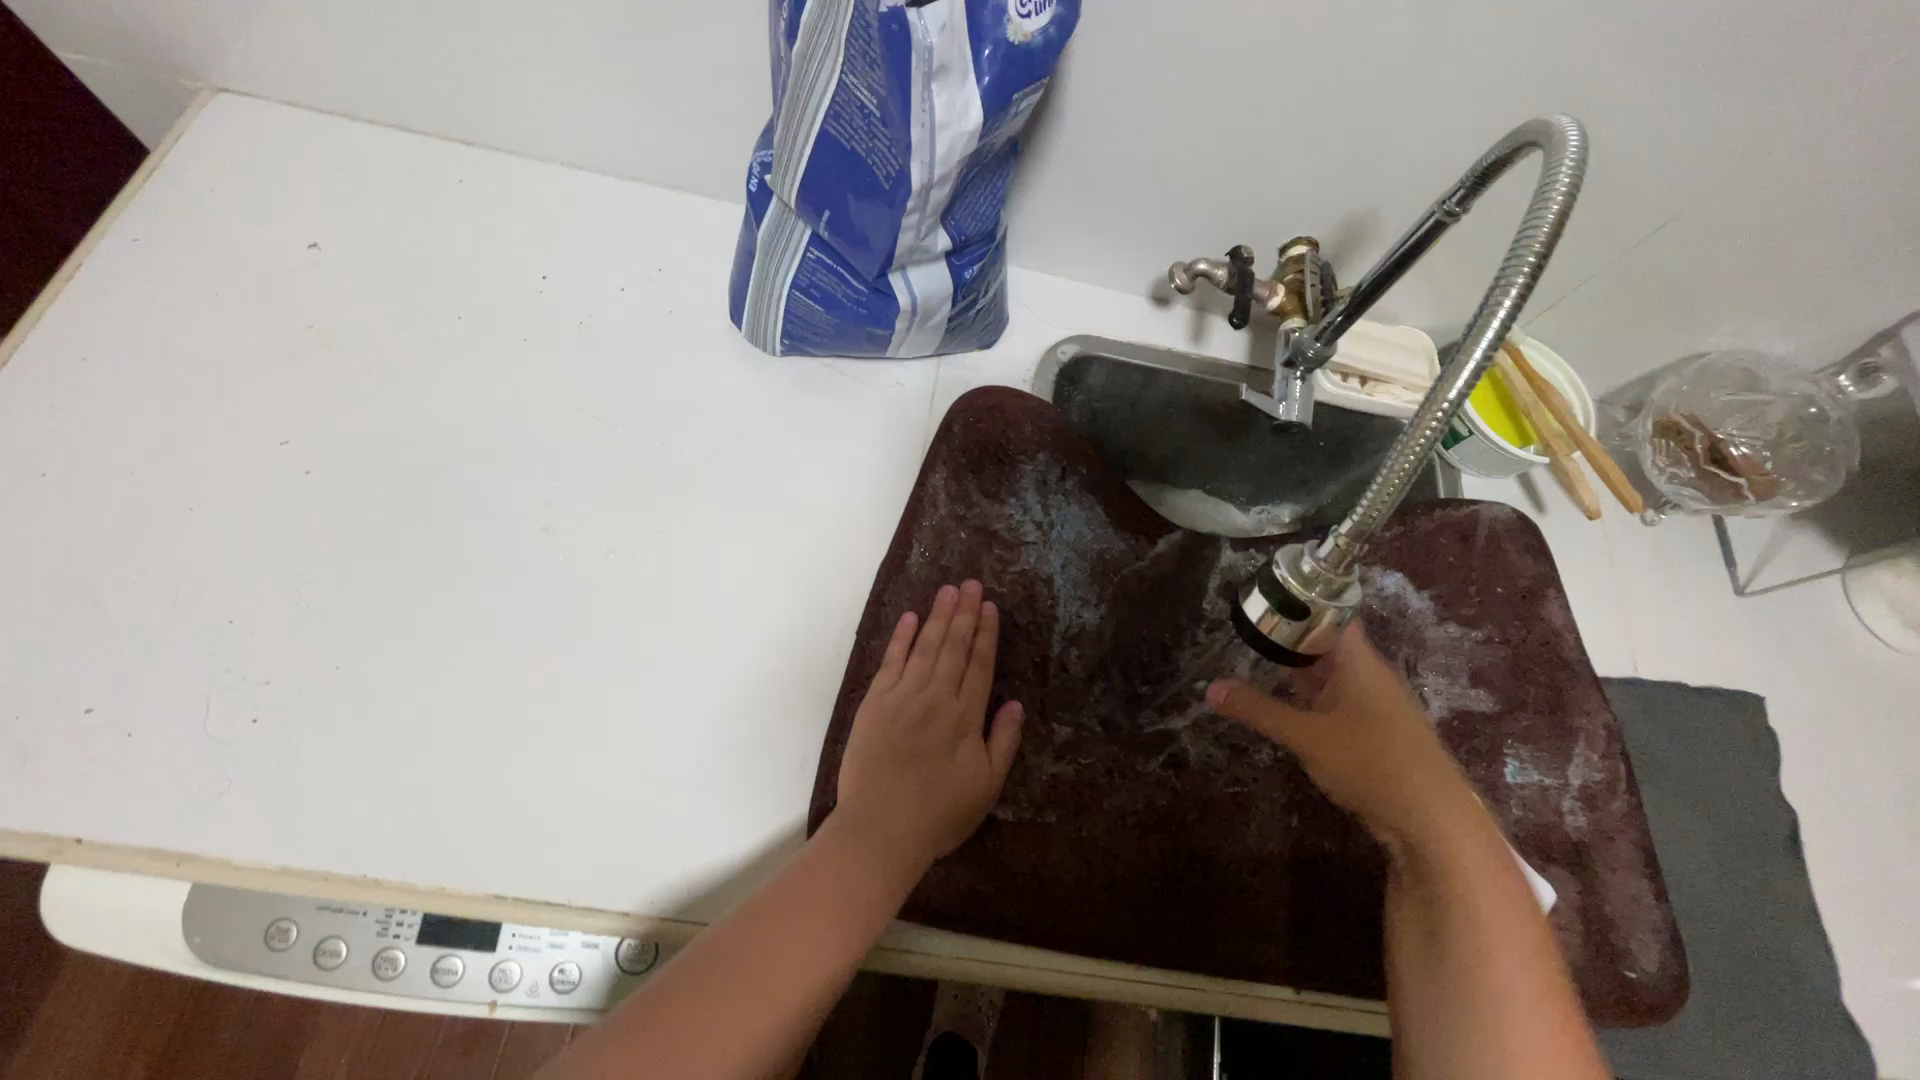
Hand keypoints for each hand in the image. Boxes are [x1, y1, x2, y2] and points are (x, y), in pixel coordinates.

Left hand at [832, 580, 1024, 876]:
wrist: (881, 828)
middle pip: (954, 647)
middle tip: (971, 584)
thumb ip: (1003, 742)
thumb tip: (1016, 704)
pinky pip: (891, 662)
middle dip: (965, 614)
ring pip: (925, 647)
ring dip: (938, 617)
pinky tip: (910, 619)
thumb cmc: (939, 814)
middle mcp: (936, 698)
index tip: (991, 607)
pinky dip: (902, 639)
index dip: (986, 635)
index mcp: (965, 717)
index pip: (979, 665)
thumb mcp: (986, 786)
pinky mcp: (874, 703)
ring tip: (948, 590)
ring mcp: (902, 697)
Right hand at [1206, 624, 1478, 848]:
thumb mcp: (1306, 736)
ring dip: (1299, 672)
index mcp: (1360, 663)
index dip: (1301, 603)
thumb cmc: (1371, 763)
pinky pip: (1337, 703)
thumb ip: (1258, 710)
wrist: (1433, 820)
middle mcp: (1370, 677)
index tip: (1263, 599)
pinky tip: (1286, 707)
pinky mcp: (1375, 733)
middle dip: (1290, 639)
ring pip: (1332, 677)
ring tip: (1255, 663)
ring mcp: (1375, 706)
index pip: (1331, 615)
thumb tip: (1210, 688)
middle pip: (1328, 645)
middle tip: (1246, 631)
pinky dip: (1310, 700)